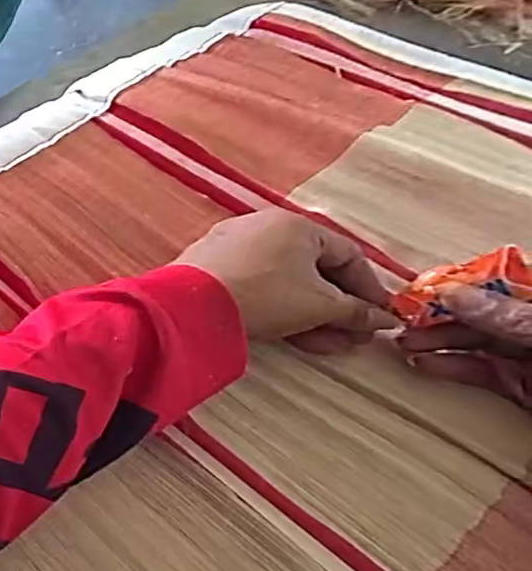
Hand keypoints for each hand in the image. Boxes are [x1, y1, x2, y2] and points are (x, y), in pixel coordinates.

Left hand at [173, 212, 399, 351]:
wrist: (188, 304)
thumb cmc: (265, 294)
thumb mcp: (323, 305)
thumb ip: (357, 311)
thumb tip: (379, 319)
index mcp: (291, 225)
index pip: (347, 255)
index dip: (369, 289)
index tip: (382, 316)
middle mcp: (257, 229)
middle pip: (312, 271)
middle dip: (338, 309)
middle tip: (355, 337)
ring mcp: (227, 248)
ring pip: (282, 283)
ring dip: (312, 316)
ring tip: (331, 345)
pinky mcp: (206, 268)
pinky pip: (252, 287)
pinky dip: (277, 310)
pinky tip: (299, 340)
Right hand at [397, 285, 531, 407]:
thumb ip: (512, 317)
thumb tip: (451, 293)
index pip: (502, 288)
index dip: (463, 286)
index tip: (423, 288)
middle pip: (480, 316)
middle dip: (438, 317)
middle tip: (401, 319)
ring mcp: (528, 360)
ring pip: (472, 343)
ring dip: (434, 342)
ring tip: (402, 344)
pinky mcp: (518, 387)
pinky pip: (476, 371)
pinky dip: (445, 367)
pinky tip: (421, 363)